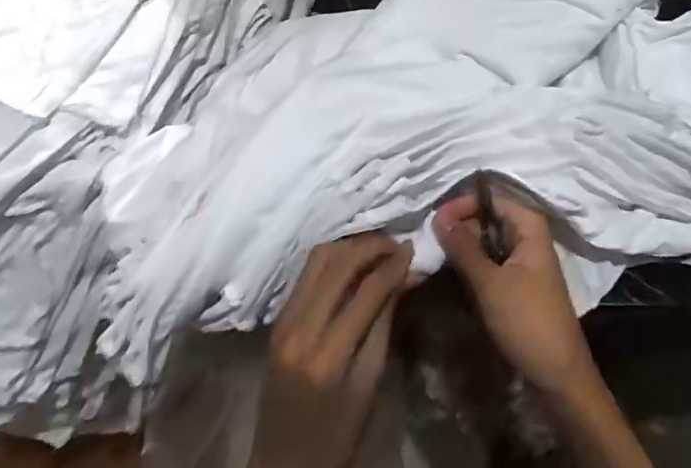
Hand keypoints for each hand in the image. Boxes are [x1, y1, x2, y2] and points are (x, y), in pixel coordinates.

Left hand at [250, 234, 411, 467]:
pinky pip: (306, 273)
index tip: (413, 247)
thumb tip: (405, 276)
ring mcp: (283, 321)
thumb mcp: (369, 382)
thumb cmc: (336, 433)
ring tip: (377, 251)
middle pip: (339, 262)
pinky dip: (333, 259)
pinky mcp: (277, 320)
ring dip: (351, 246)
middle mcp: (300, 329)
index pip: (367, 289)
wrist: (282, 464)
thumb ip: (384, 323)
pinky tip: (353, 264)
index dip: (394, 263)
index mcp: (328, 354)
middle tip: (398, 245)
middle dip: (373, 246)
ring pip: (318, 258)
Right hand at [435, 195, 652, 467]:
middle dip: (458, 226)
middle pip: (487, 218)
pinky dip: (472, 264)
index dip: (460, 206)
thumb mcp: (490, 283)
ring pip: (486, 241)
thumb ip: (464, 248)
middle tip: (426, 240)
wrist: (557, 371)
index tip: (432, 221)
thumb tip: (440, 216)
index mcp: (529, 224)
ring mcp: (523, 258)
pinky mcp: (517, 280)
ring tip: (432, 255)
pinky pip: (490, 261)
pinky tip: (451, 272)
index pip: (489, 199)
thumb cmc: (526, 320)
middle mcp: (528, 234)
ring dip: (462, 247)